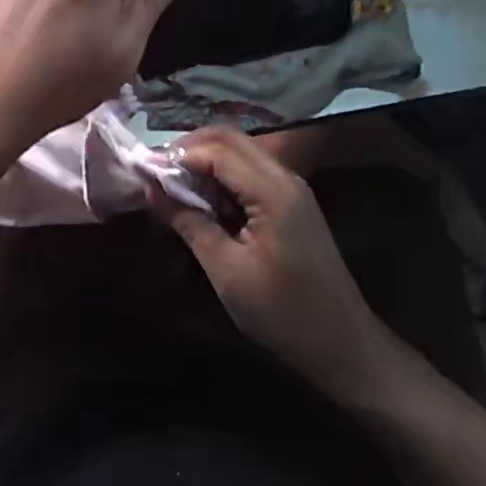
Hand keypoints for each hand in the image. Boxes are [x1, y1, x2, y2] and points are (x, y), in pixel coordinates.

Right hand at [157, 127, 388, 391]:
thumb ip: (189, 222)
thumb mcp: (227, 271)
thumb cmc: (282, 313)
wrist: (342, 345)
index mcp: (273, 190)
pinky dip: (222, 178)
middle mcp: (285, 177)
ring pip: (241, 153)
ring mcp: (291, 189)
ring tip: (171, 185)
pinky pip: (250, 174)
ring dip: (205, 162)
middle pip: (231, 140)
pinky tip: (201, 200)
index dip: (178, 155)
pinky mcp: (290, 204)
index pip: (218, 150)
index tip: (144, 171)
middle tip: (156, 174)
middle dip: (190, 149)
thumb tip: (152, 188)